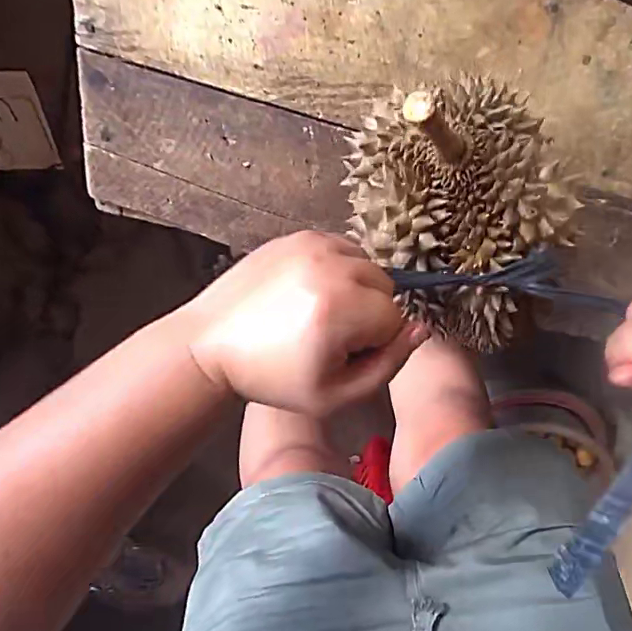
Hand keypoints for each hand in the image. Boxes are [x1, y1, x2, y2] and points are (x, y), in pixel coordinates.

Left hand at [181, 231, 426, 415]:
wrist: (210, 344)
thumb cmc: (271, 377)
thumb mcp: (337, 394)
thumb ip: (390, 365)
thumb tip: (421, 329)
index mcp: (341, 307)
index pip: (396, 320)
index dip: (374, 344)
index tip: (339, 354)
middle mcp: (331, 267)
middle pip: (387, 288)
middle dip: (369, 313)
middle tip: (328, 336)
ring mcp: (313, 245)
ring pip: (368, 267)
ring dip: (355, 290)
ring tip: (317, 313)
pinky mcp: (299, 236)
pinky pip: (344, 250)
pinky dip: (338, 270)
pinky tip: (310, 293)